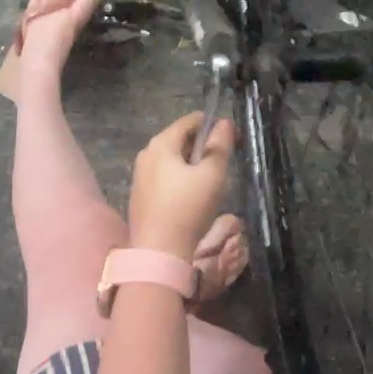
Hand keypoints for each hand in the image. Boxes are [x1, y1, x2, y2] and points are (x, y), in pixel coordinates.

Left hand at [128, 113, 235, 256]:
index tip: (232, 140)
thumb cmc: (188, 208)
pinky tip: (191, 197)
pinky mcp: (139, 195)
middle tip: (223, 163)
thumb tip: (225, 122)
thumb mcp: (212, 174)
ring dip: (192, 164)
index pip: (191, 120)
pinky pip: (164, 176)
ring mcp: (140, 175)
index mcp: (161, 143)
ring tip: (210, 181)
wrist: (158, 253)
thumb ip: (220, 145)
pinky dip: (179, 179)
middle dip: (203, 146)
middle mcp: (146, 153)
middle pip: (180, 138)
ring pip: (172, 159)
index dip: (214, 125)